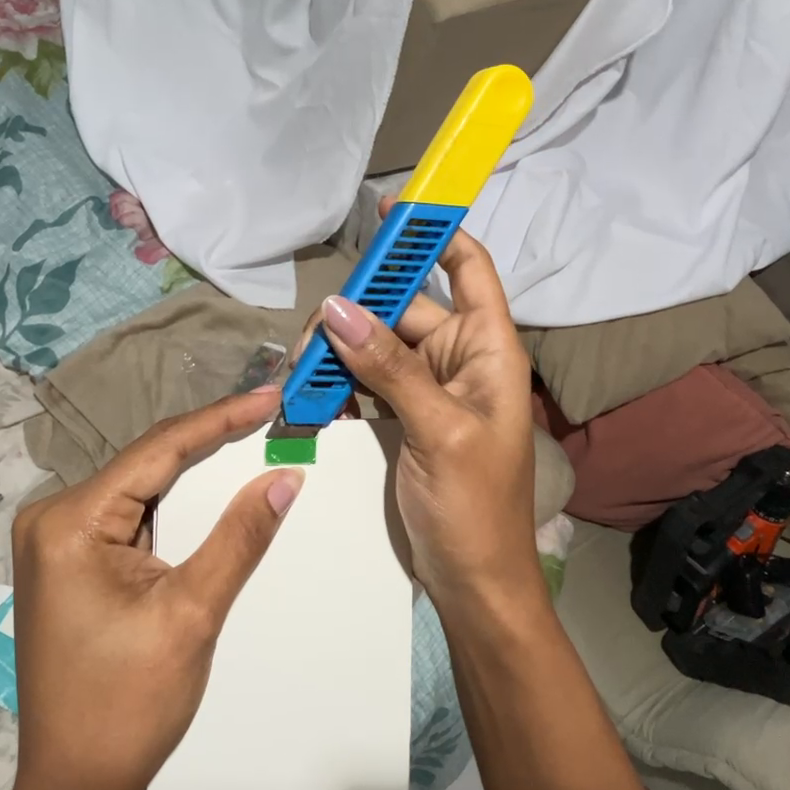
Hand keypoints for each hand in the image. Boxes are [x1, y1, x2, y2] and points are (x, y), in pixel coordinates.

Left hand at [8, 388, 304, 789]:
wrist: (76, 783)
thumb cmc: (127, 704)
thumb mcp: (191, 615)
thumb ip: (238, 538)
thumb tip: (283, 476)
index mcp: (69, 522)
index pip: (158, 451)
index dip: (219, 419)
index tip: (268, 395)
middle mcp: (53, 518)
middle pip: (146, 463)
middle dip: (210, 440)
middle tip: (266, 410)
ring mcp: (58, 540)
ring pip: (140, 486)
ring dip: (194, 471)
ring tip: (249, 437)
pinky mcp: (70, 561)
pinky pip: (131, 514)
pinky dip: (174, 504)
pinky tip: (211, 490)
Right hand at [313, 198, 538, 603]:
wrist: (472, 582)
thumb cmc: (475, 506)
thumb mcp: (438, 430)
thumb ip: (390, 367)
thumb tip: (337, 306)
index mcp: (488, 350)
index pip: (468, 269)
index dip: (435, 232)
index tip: (391, 208)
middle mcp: (458, 359)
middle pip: (404, 306)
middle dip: (358, 309)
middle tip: (310, 330)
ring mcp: (427, 388)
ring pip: (377, 343)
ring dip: (340, 347)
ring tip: (301, 367)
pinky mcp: (402, 416)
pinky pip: (366, 379)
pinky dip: (340, 379)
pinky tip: (309, 388)